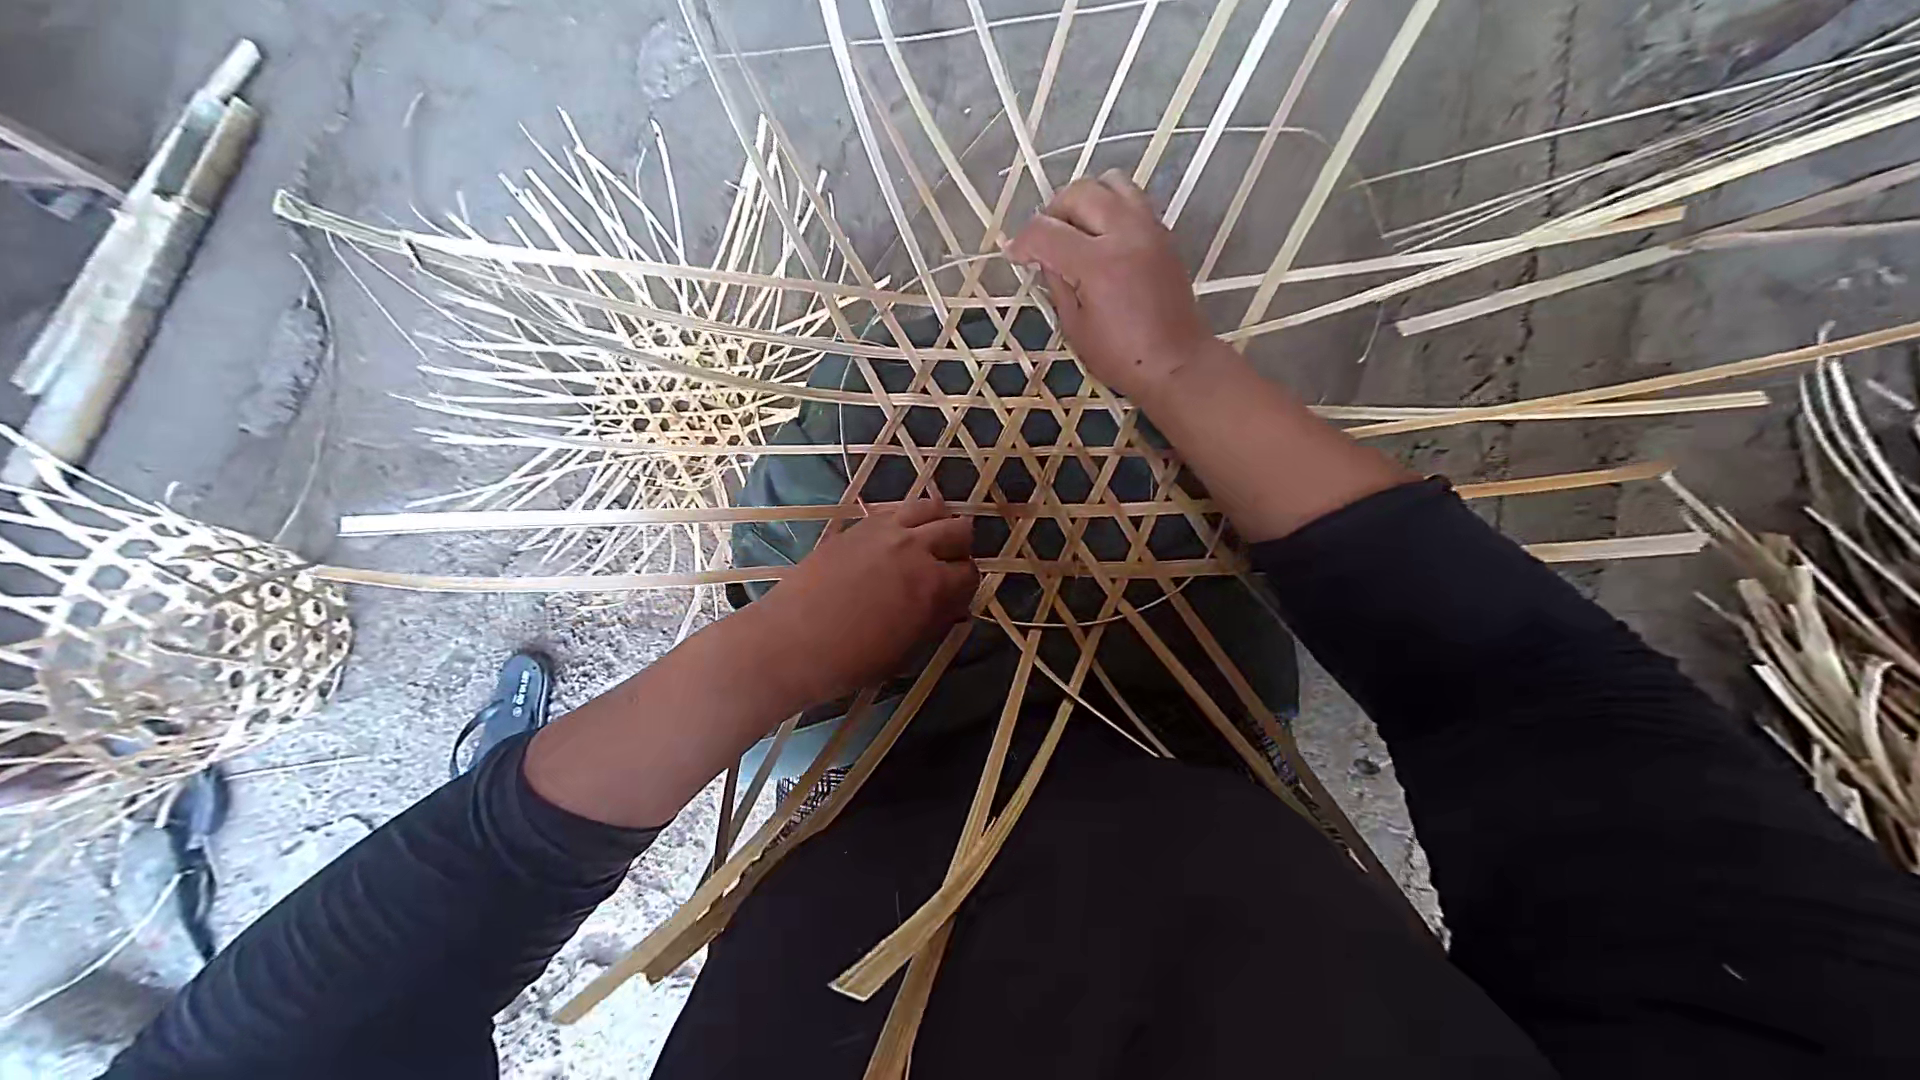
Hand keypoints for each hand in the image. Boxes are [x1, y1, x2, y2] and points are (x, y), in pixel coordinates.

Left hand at [741, 498, 978, 707]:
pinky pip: (895, 509)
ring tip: (928, 541)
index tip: (956, 597)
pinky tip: (898, 538)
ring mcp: (884, 530)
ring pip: (930, 507)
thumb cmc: (851, 660)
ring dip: (938, 522)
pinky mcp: (857, 525)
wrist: (790, 642)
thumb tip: (953, 607)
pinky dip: (906, 519)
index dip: (966, 586)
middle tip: (947, 566)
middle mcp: (914, 547)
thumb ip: (935, 622)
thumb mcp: (905, 651)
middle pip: (958, 530)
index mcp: (932, 584)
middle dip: (960, 549)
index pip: (969, 573)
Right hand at [1006, 170, 1215, 397]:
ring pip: (1110, 183)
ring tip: (1073, 230)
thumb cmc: (1121, 357)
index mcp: (1098, 264)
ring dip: (1084, 199)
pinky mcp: (1163, 233)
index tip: (1013, 254)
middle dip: (1052, 212)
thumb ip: (1057, 284)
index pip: (1047, 232)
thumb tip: (1044, 259)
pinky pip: (1131, 199)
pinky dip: (1109, 207)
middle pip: (1078, 193)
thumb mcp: (1075, 326)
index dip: (1022, 241)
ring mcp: (1149, 228)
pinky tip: (1100, 238)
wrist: (1176, 363)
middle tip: (1043, 241)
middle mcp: (1126, 234)